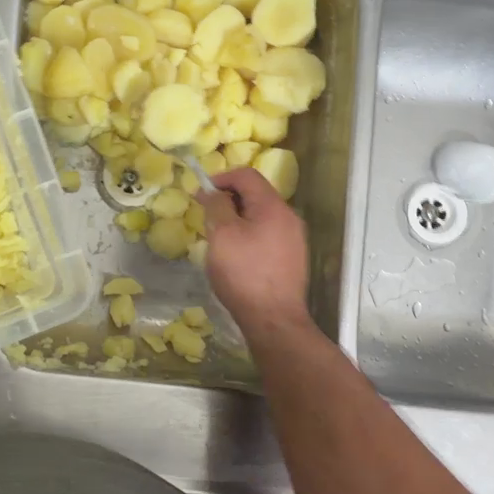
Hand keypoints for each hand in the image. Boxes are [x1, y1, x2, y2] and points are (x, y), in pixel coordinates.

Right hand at [200, 167, 310, 335]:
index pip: (247, 175)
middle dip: (228, 199)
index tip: (199, 194)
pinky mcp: (292, 258)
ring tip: (218, 237)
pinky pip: (267, 234)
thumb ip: (217, 207)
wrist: (273, 318)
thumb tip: (213, 192)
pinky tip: (235, 255)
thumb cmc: (243, 273)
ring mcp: (294, 239)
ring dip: (237, 218)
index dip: (220, 178)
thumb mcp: (222, 236)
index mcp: (273, 207)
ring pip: (261, 216)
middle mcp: (289, 217)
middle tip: (206, 216)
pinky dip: (248, 234)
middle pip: (256, 194)